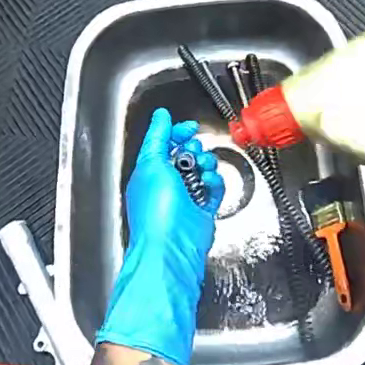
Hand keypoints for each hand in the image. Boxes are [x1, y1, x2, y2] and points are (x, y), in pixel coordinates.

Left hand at [95, 107, 224, 364]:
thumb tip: (161, 116)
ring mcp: (185, 198)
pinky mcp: (203, 210)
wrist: (173, 248)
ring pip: (202, 170)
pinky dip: (216, 183)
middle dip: (194, 150)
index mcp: (149, 173)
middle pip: (186, 156)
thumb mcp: (152, 165)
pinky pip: (214, 189)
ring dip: (206, 166)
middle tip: (194, 155)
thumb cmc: (156, 214)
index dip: (176, 133)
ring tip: (203, 171)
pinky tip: (211, 183)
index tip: (188, 128)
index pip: (163, 145)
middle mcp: (166, 185)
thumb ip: (157, 138)